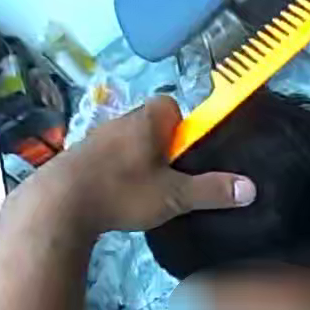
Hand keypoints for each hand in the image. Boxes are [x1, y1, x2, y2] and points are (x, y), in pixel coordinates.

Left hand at [20, 97, 255, 235]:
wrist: (60, 204)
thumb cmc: (122, 190)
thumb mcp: (175, 196)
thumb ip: (212, 191)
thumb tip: (250, 189)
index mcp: (147, 120)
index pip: (172, 106)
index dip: (184, 128)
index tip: (188, 155)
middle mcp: (122, 120)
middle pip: (153, 126)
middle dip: (165, 149)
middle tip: (173, 179)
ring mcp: (98, 138)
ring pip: (131, 144)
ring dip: (141, 163)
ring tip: (147, 193)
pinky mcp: (81, 158)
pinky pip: (111, 159)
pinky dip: (119, 173)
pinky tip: (120, 198)